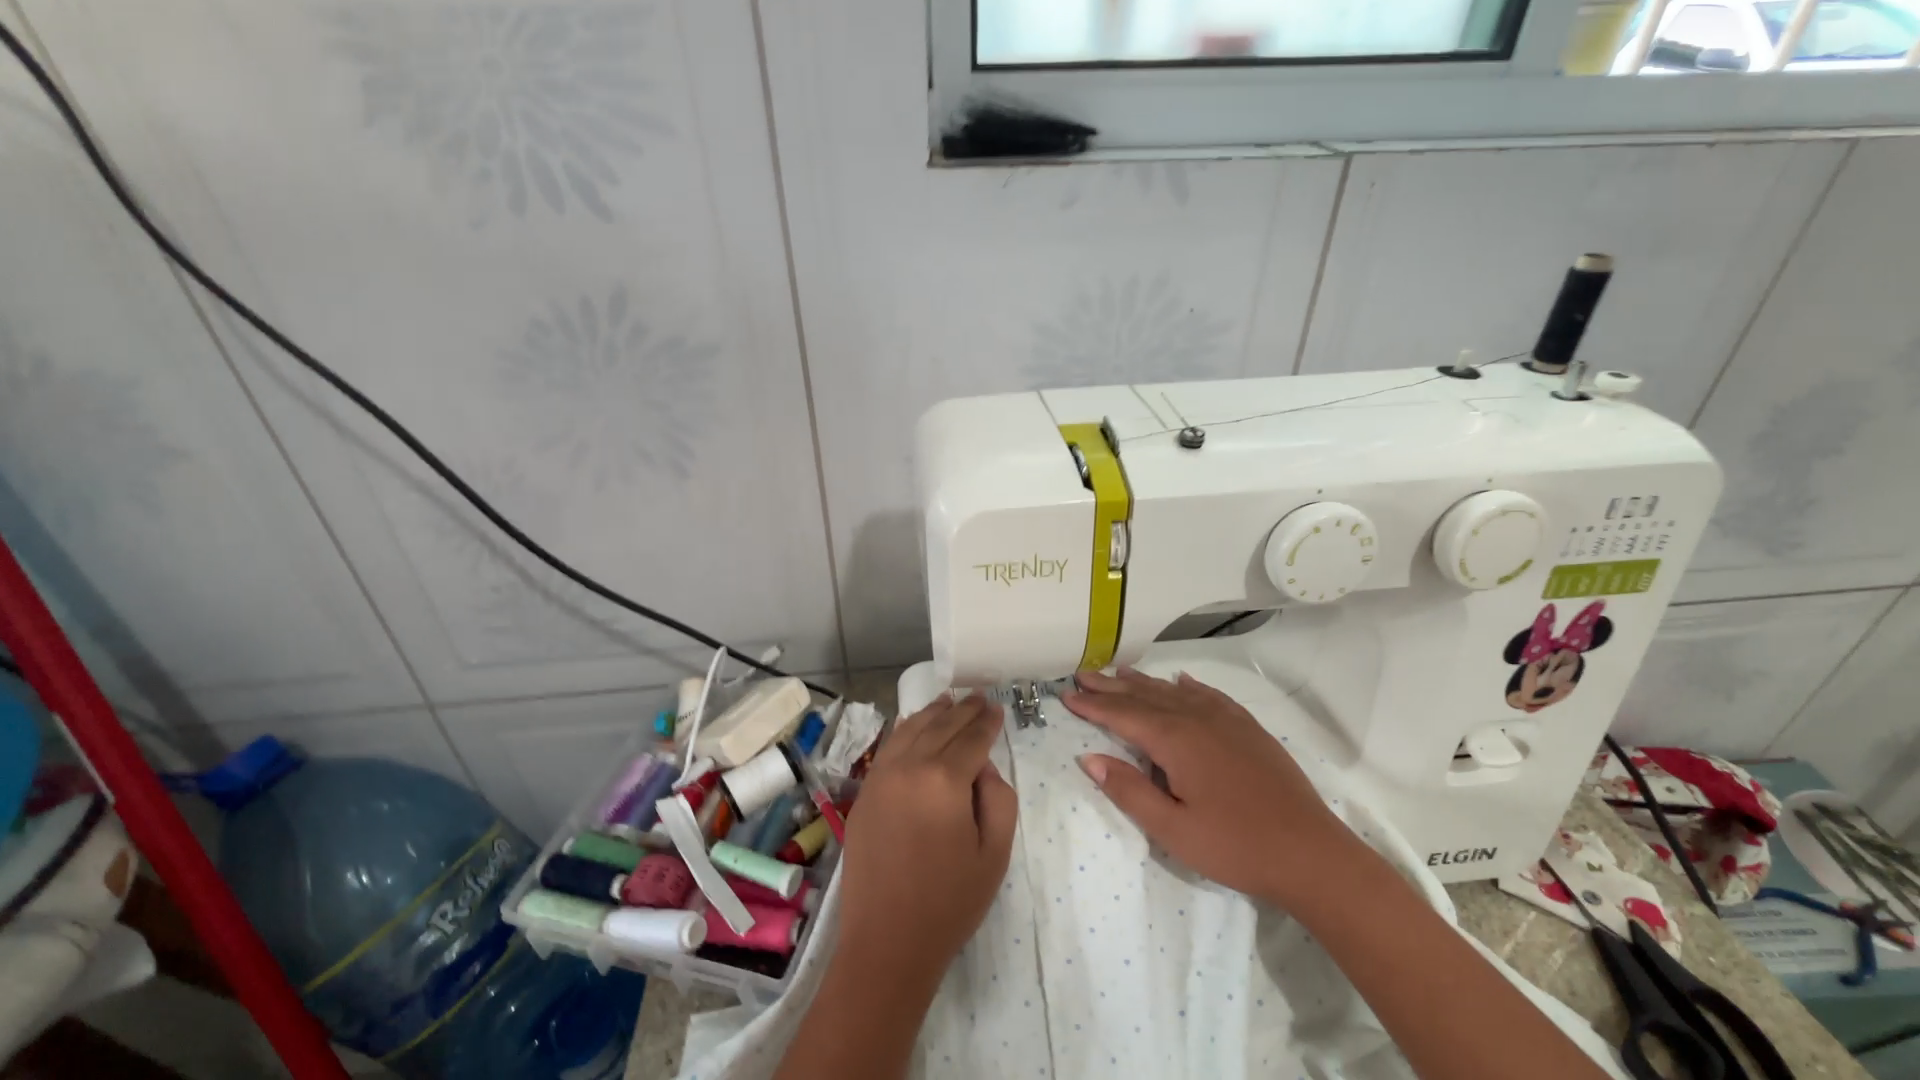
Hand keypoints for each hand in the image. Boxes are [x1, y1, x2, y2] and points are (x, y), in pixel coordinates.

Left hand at [836, 695, 1017, 984]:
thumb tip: (983, 767)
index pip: (971, 738)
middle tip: (979, 697)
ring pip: (908, 731)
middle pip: (939, 727)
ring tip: (947, 700)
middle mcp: (908, 768)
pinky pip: (887, 750)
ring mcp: (880, 779)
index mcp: (944, 780)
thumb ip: (998, 799)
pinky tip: (912, 726)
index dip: (987, 722)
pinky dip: (904, 731)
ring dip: (931, 713)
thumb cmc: (950, 902)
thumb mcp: (995, 852)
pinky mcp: (863, 796)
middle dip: (962, 710)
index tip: (998, 708)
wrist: (887, 941)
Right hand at [1061, 667, 1361, 908]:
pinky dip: (1191, 687)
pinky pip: (1212, 697)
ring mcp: (1230, 723)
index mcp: (1177, 741)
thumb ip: (1130, 790)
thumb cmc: (1235, 846)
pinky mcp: (1251, 732)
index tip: (1066, 695)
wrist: (1310, 854)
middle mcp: (1200, 720)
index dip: (1094, 705)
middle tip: (1083, 674)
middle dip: (1113, 687)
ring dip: (1146, 682)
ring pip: (1178, 692)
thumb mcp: (1173, 830)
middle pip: (1148, 696)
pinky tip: (1183, 682)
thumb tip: (1090, 758)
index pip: (1125, 715)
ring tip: (1121, 672)